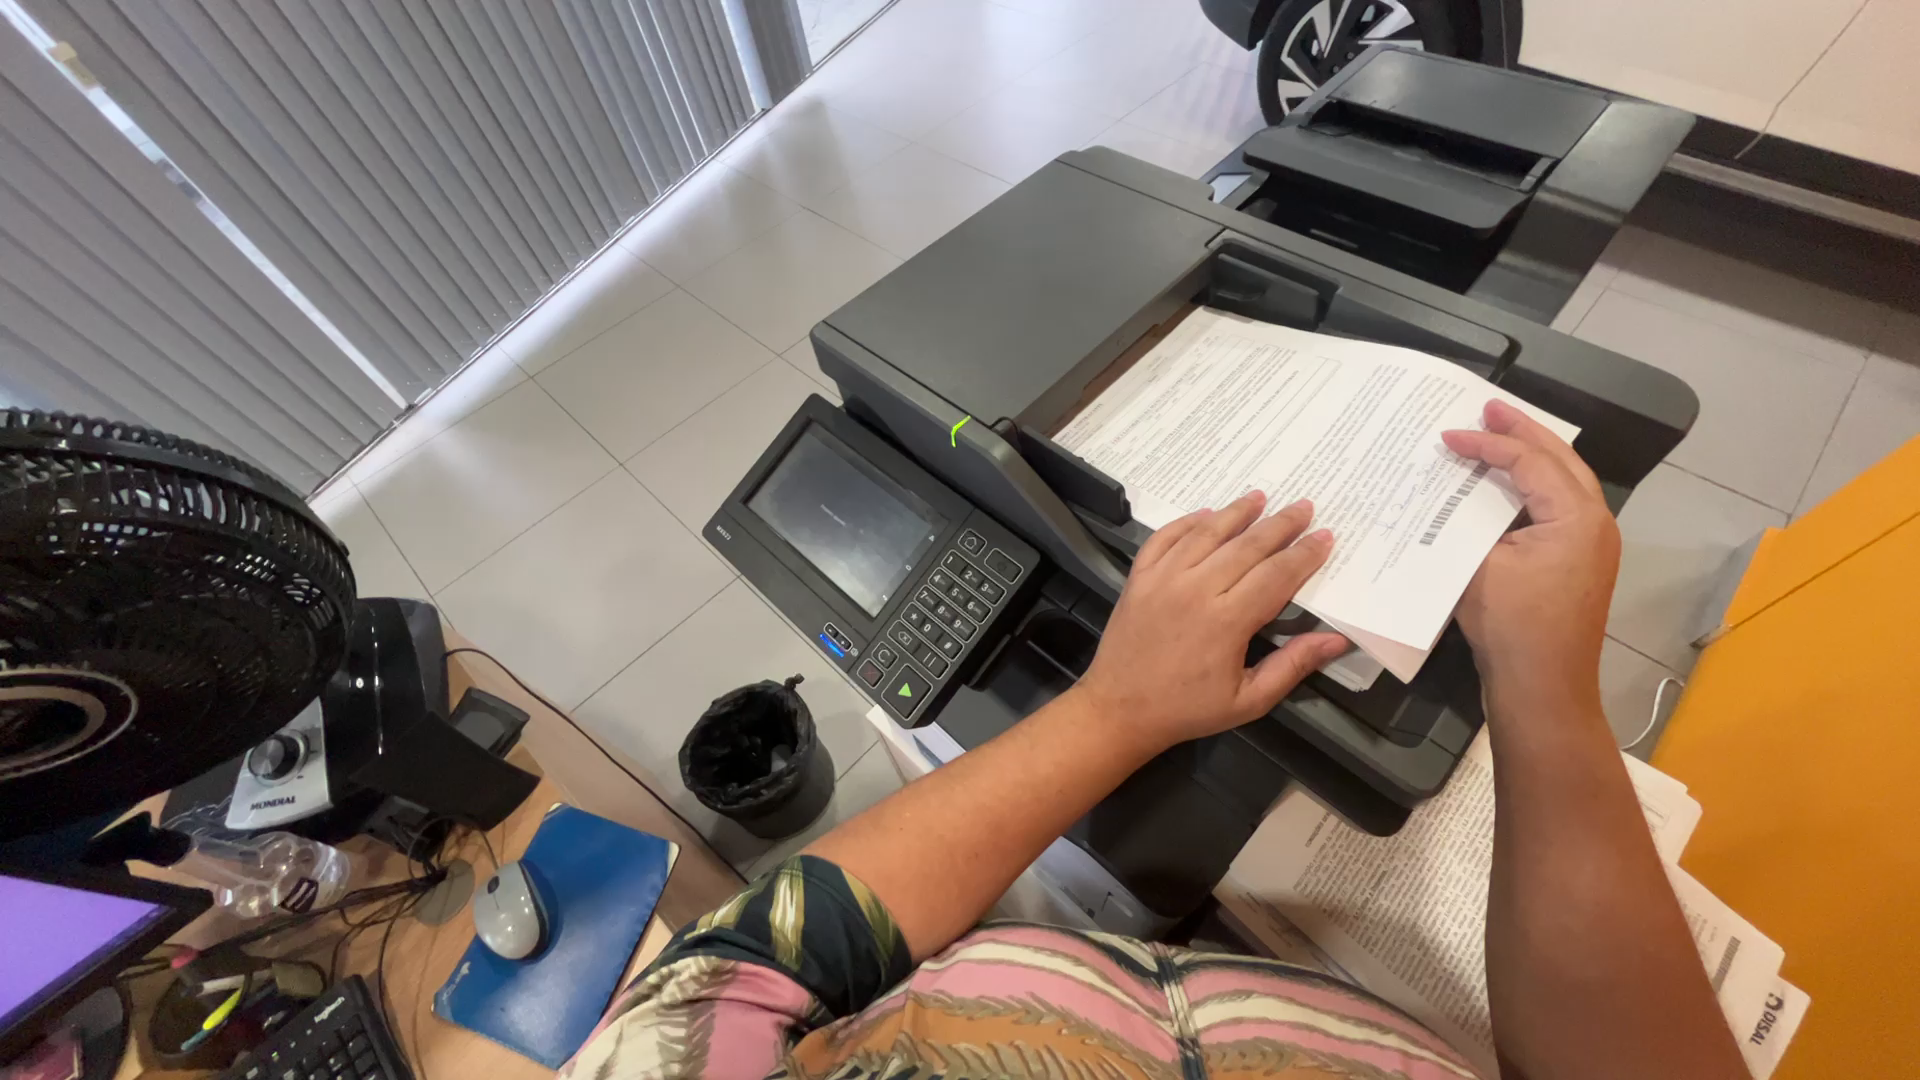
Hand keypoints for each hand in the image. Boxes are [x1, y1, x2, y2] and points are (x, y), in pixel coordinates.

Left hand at [1076, 491, 1345, 752]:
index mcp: (1227, 621)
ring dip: (1234, 513)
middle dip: (1279, 525)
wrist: (1119, 707)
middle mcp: (1195, 590)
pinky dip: (1185, 523)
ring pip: (1205, 534)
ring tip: (1258, 497)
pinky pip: (1163, 539)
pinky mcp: (1138, 578)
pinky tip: (1205, 514)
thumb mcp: (1248, 700)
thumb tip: (1337, 639)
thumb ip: (1292, 665)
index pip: (1276, 575)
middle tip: (1303, 505)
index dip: (1303, 554)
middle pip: (1246, 546)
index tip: (1324, 536)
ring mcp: (1162, 579)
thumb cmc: (1187, 709)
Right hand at [1442, 400, 1619, 707]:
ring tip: (1500, 432)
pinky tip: (1506, 483)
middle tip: (1490, 407)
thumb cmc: (1511, 624)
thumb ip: (1470, 525)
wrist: (1543, 683)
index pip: (1531, 463)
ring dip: (1531, 454)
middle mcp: (1594, 522)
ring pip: (1563, 480)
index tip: (1447, 435)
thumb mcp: (1480, 569)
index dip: (1488, 445)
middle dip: (1524, 431)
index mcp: (1576, 517)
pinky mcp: (1576, 559)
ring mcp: (1590, 542)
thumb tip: (1451, 499)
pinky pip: (1555, 504)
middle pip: (1561, 460)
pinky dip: (1530, 484)